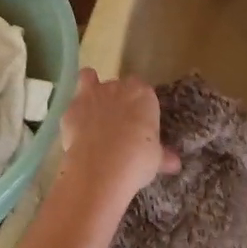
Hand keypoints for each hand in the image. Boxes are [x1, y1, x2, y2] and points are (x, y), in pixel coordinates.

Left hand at [58, 69, 180, 203]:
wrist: (102, 168)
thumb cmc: (138, 160)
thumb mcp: (155, 160)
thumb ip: (163, 156)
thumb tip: (175, 163)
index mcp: (143, 94)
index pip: (143, 90)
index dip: (139, 105)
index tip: (139, 122)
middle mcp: (117, 87)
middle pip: (118, 86)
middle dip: (117, 101)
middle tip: (118, 126)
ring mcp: (92, 95)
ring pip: (89, 78)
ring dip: (90, 90)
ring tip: (91, 113)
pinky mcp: (71, 109)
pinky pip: (73, 106)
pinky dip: (74, 116)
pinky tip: (76, 134)